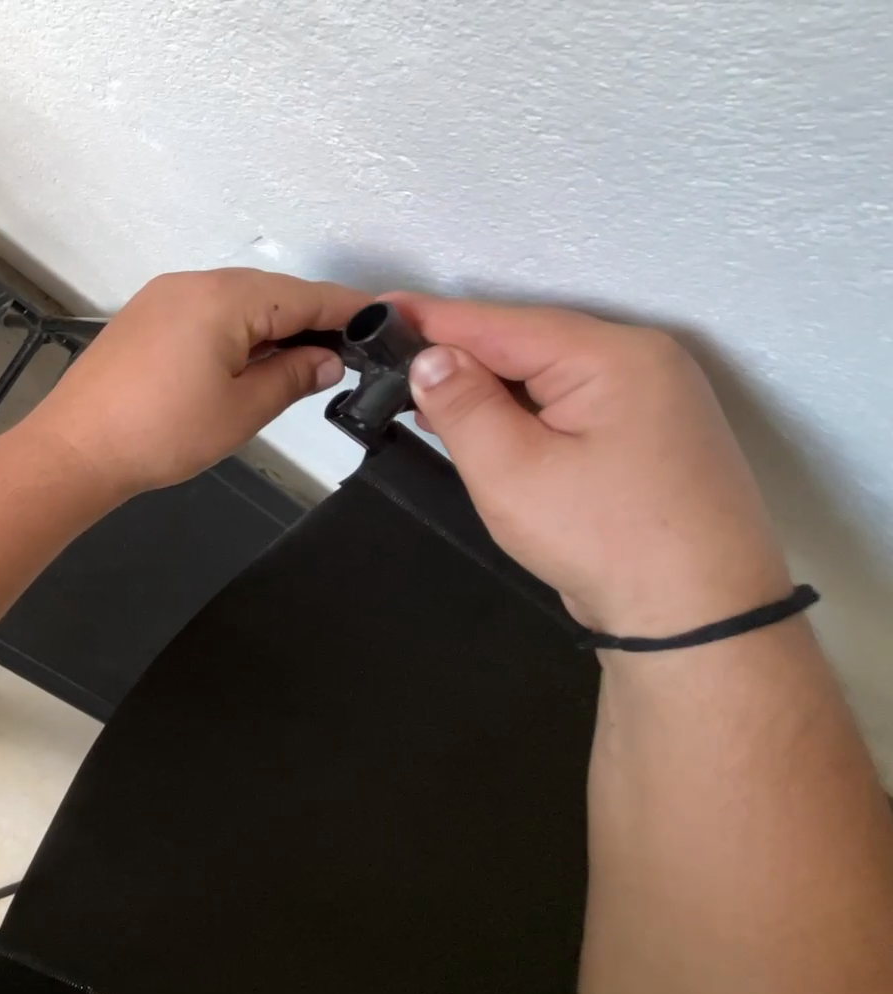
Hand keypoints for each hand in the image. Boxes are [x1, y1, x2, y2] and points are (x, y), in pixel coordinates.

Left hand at [21, 269, 367, 496]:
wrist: (74, 452)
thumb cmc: (154, 435)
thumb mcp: (241, 411)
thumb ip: (293, 378)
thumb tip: (326, 361)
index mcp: (223, 298)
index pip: (306, 296)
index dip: (347, 313)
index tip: (379, 327)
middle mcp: (189, 285)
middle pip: (269, 295)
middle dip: (304, 324)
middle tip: (334, 361)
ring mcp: (158, 299)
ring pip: (233, 305)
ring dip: (264, 332)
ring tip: (287, 371)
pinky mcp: (139, 320)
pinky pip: (199, 315)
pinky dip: (228, 335)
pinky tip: (238, 366)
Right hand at [392, 293, 791, 637]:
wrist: (693, 610)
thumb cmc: (600, 535)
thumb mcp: (508, 468)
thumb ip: (462, 405)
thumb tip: (428, 357)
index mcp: (611, 357)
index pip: (499, 324)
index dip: (430, 318)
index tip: (373, 310)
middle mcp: (638, 362)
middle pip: (522, 342)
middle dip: (452, 350)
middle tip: (383, 359)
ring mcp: (645, 396)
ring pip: (539, 372)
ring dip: (479, 381)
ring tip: (413, 388)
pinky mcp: (638, 430)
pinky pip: (559, 398)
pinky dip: (510, 404)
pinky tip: (472, 415)